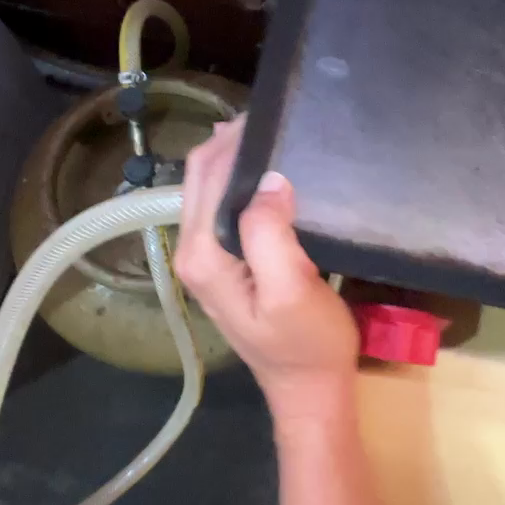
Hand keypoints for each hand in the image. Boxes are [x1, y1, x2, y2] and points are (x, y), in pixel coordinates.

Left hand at [176, 116, 359, 424]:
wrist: (310, 390)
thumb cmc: (307, 344)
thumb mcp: (293, 290)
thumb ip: (271, 233)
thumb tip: (269, 180)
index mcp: (203, 253)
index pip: (205, 175)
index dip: (233, 140)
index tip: (270, 114)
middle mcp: (194, 252)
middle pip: (200, 178)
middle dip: (230, 143)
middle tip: (273, 117)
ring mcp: (208, 260)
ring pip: (211, 191)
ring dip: (235, 160)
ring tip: (273, 135)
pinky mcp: (227, 264)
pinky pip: (226, 209)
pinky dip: (243, 183)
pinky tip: (269, 175)